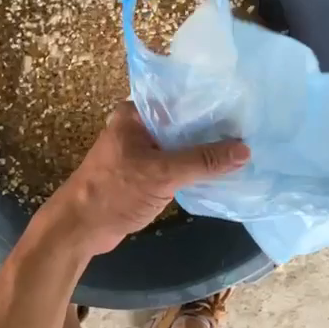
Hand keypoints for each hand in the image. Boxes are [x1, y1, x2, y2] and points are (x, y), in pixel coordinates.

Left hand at [40, 102, 249, 257]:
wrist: (79, 229)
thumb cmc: (114, 192)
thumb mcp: (162, 174)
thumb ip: (203, 161)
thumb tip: (244, 149)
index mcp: (134, 115)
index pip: (177, 98)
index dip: (208, 102)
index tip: (241, 105)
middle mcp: (136, 128)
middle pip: (180, 123)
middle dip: (210, 129)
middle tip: (249, 128)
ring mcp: (139, 152)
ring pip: (178, 145)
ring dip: (202, 150)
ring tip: (241, 147)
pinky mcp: (142, 174)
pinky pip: (174, 164)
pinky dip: (192, 167)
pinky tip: (219, 170)